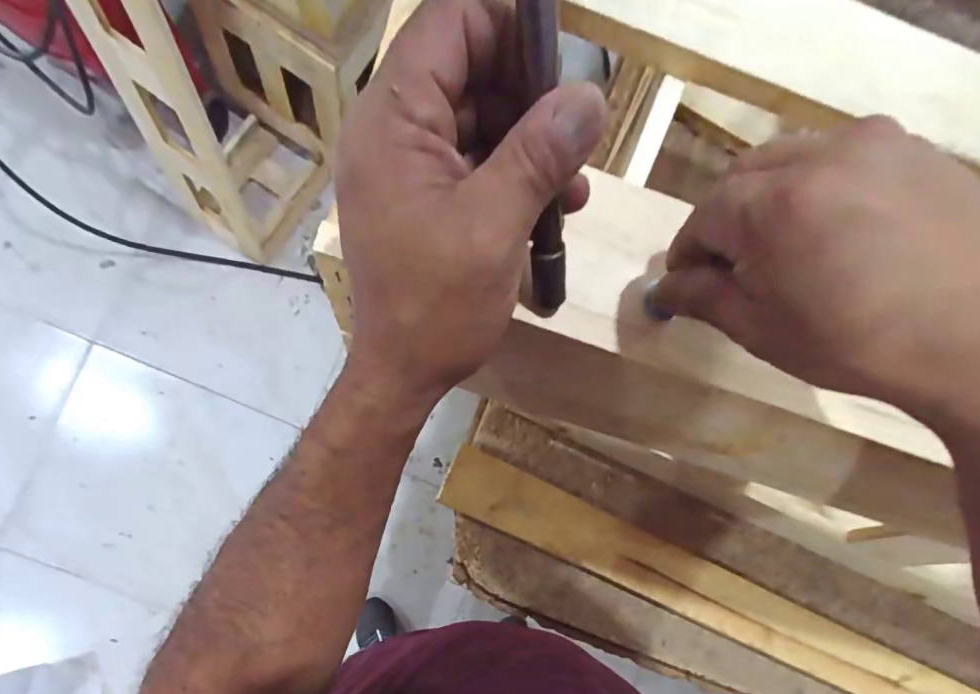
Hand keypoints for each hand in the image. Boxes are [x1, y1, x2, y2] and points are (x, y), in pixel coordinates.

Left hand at [333, 0, 606, 415]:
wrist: (404, 373)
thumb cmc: (438, 306)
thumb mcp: (494, 225)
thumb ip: (539, 155)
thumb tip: (589, 96)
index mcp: (393, 121)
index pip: (449, 26)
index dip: (508, 27)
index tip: (562, 60)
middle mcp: (390, 132)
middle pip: (465, 72)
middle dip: (528, 96)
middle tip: (577, 129)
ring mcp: (404, 168)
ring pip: (475, 122)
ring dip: (529, 144)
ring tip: (575, 181)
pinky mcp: (421, 201)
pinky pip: (471, 166)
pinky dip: (512, 177)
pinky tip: (556, 206)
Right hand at [650, 118, 979, 426]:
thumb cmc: (860, 346)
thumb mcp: (768, 333)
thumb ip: (708, 299)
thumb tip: (665, 287)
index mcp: (773, 204)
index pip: (703, 217)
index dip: (686, 255)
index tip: (683, 286)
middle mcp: (818, 153)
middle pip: (743, 179)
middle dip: (724, 224)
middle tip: (730, 272)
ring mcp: (873, 142)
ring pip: (792, 160)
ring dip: (769, 200)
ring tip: (784, 252)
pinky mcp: (914, 147)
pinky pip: (843, 159)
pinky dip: (819, 189)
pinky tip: (837, 235)